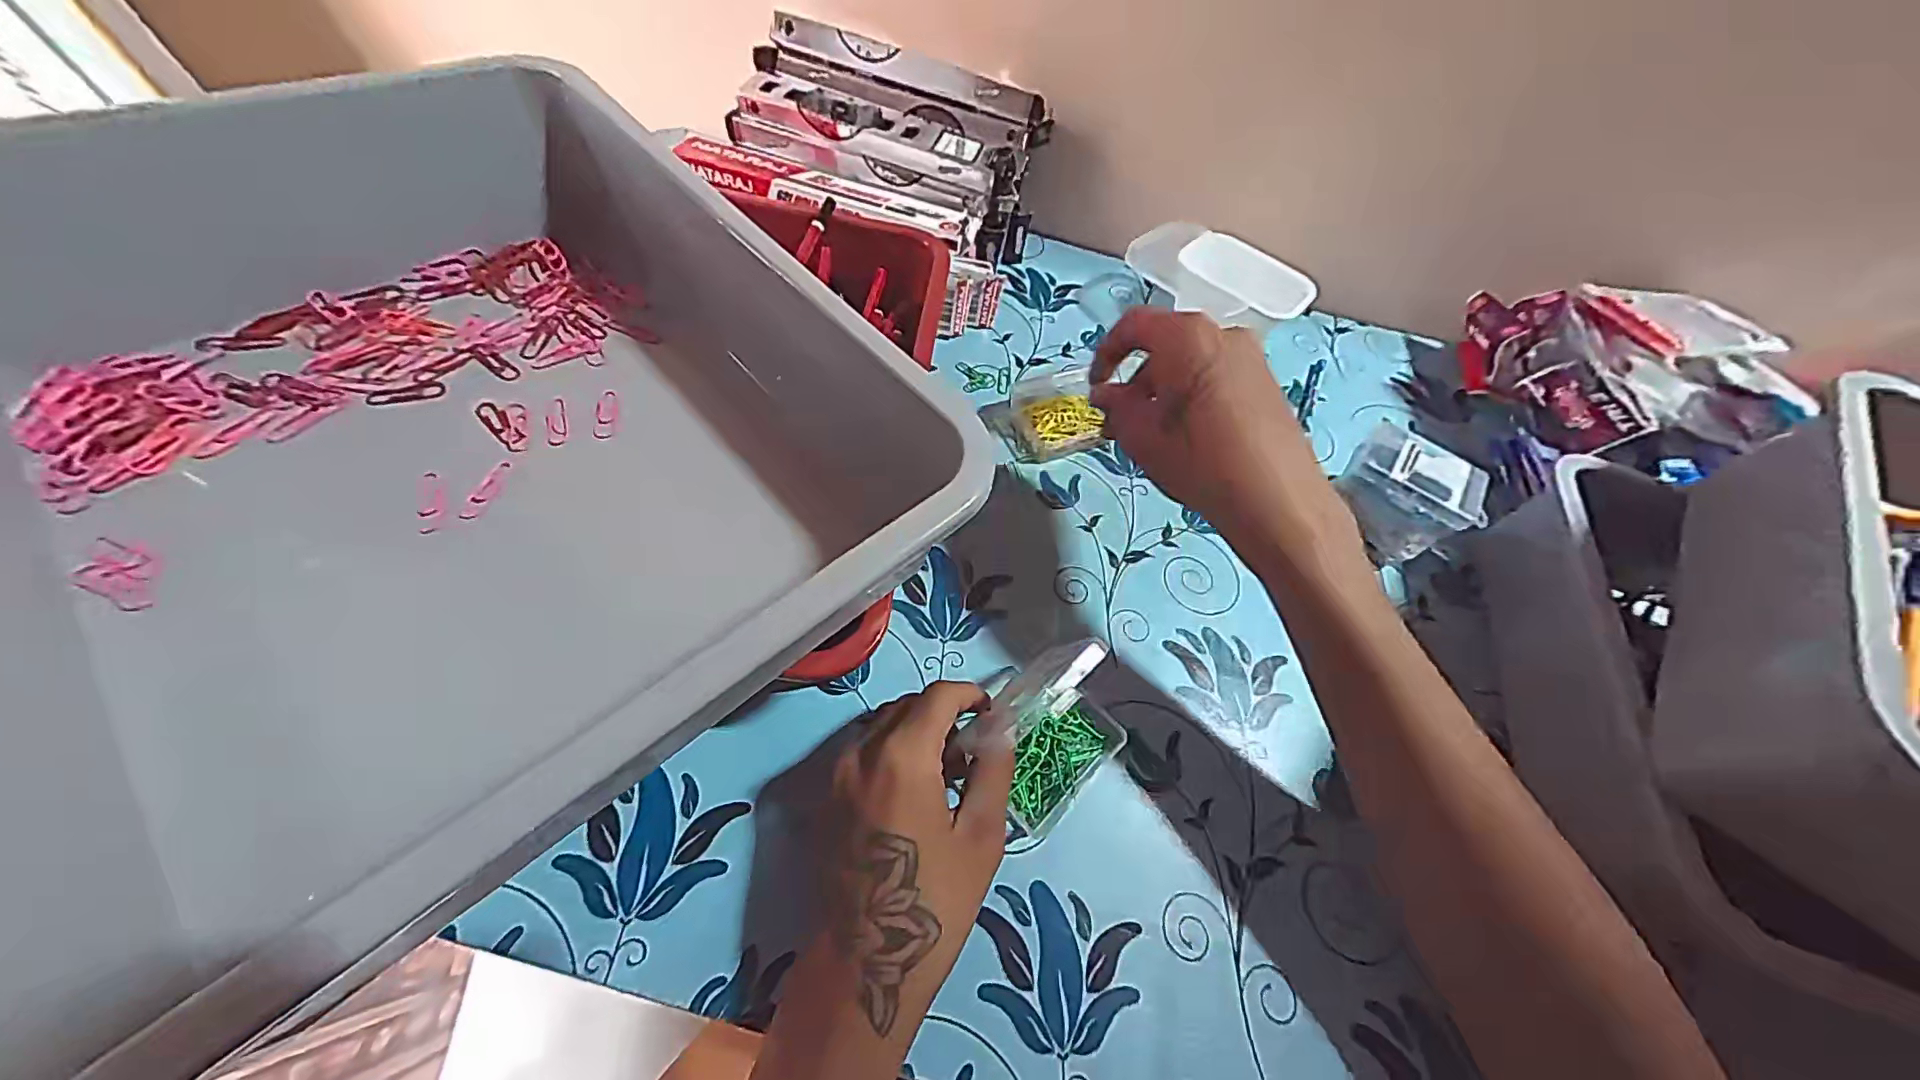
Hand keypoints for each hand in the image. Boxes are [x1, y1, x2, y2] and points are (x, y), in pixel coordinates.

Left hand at [827, 682, 1012, 1037]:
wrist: (866, 963)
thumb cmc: (934, 901)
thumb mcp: (981, 835)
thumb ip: (993, 768)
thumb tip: (1000, 727)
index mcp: (900, 756)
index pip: (936, 696)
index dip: (969, 695)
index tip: (990, 714)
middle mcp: (860, 753)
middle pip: (907, 706)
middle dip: (944, 714)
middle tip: (973, 751)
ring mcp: (837, 775)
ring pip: (882, 725)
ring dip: (916, 731)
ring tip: (945, 773)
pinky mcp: (827, 796)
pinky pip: (863, 751)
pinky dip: (892, 750)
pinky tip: (913, 791)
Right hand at [1091, 308, 1361, 565]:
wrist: (1276, 499)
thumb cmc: (1204, 465)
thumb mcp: (1142, 437)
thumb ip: (1117, 407)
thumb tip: (1107, 395)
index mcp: (1188, 338)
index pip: (1134, 325)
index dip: (1106, 353)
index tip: (1098, 384)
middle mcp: (1223, 335)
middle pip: (1165, 343)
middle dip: (1136, 378)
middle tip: (1120, 417)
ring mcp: (1250, 357)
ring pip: (1190, 361)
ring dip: (1161, 389)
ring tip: (1151, 433)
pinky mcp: (1264, 381)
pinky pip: (1214, 374)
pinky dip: (1189, 394)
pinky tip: (1183, 435)